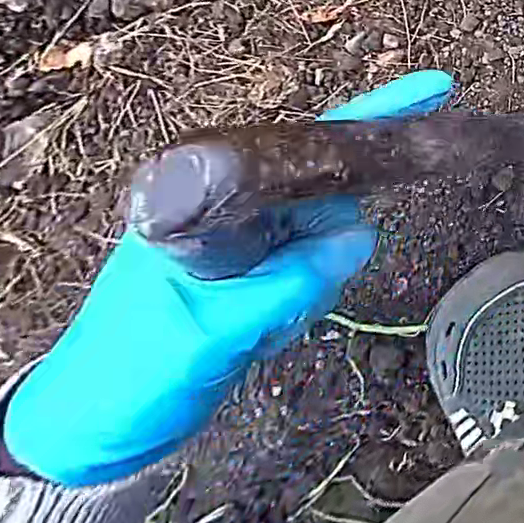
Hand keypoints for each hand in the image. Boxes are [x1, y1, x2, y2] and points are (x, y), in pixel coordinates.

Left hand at [2, 69, 453, 485]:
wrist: (89, 434)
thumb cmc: (128, 372)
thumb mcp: (207, 332)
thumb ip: (286, 285)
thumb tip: (362, 236)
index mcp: (208, 195)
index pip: (302, 142)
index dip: (371, 114)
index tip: (434, 87)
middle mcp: (239, 203)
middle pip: (327, 185)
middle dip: (337, 227)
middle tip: (297, 282)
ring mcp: (256, 238)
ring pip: (331, 230)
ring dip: (318, 275)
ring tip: (265, 324)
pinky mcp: (268, 269)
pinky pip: (320, 266)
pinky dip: (312, 294)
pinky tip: (270, 330)